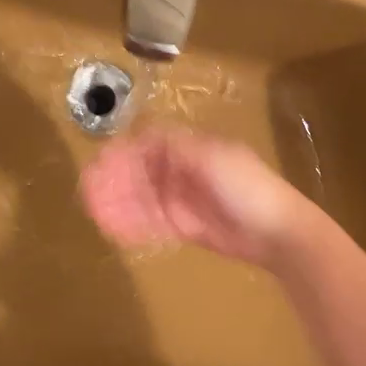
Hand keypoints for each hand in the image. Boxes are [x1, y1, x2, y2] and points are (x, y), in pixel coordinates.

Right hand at [79, 131, 315, 266]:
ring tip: (94, 213)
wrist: (278, 231)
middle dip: (114, 181)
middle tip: (87, 191)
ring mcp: (184, 200)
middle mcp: (184, 171)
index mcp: (192, 149)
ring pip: (142, 199)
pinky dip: (133, 224)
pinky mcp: (186, 226)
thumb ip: (177, 148)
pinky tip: (114, 229)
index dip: (123, 152)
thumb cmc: (248, 188)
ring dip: (118, 204)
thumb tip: (142, 133)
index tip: (99, 163)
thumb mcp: (214, 158)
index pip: (149, 144)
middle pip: (140, 173)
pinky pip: (152, 223)